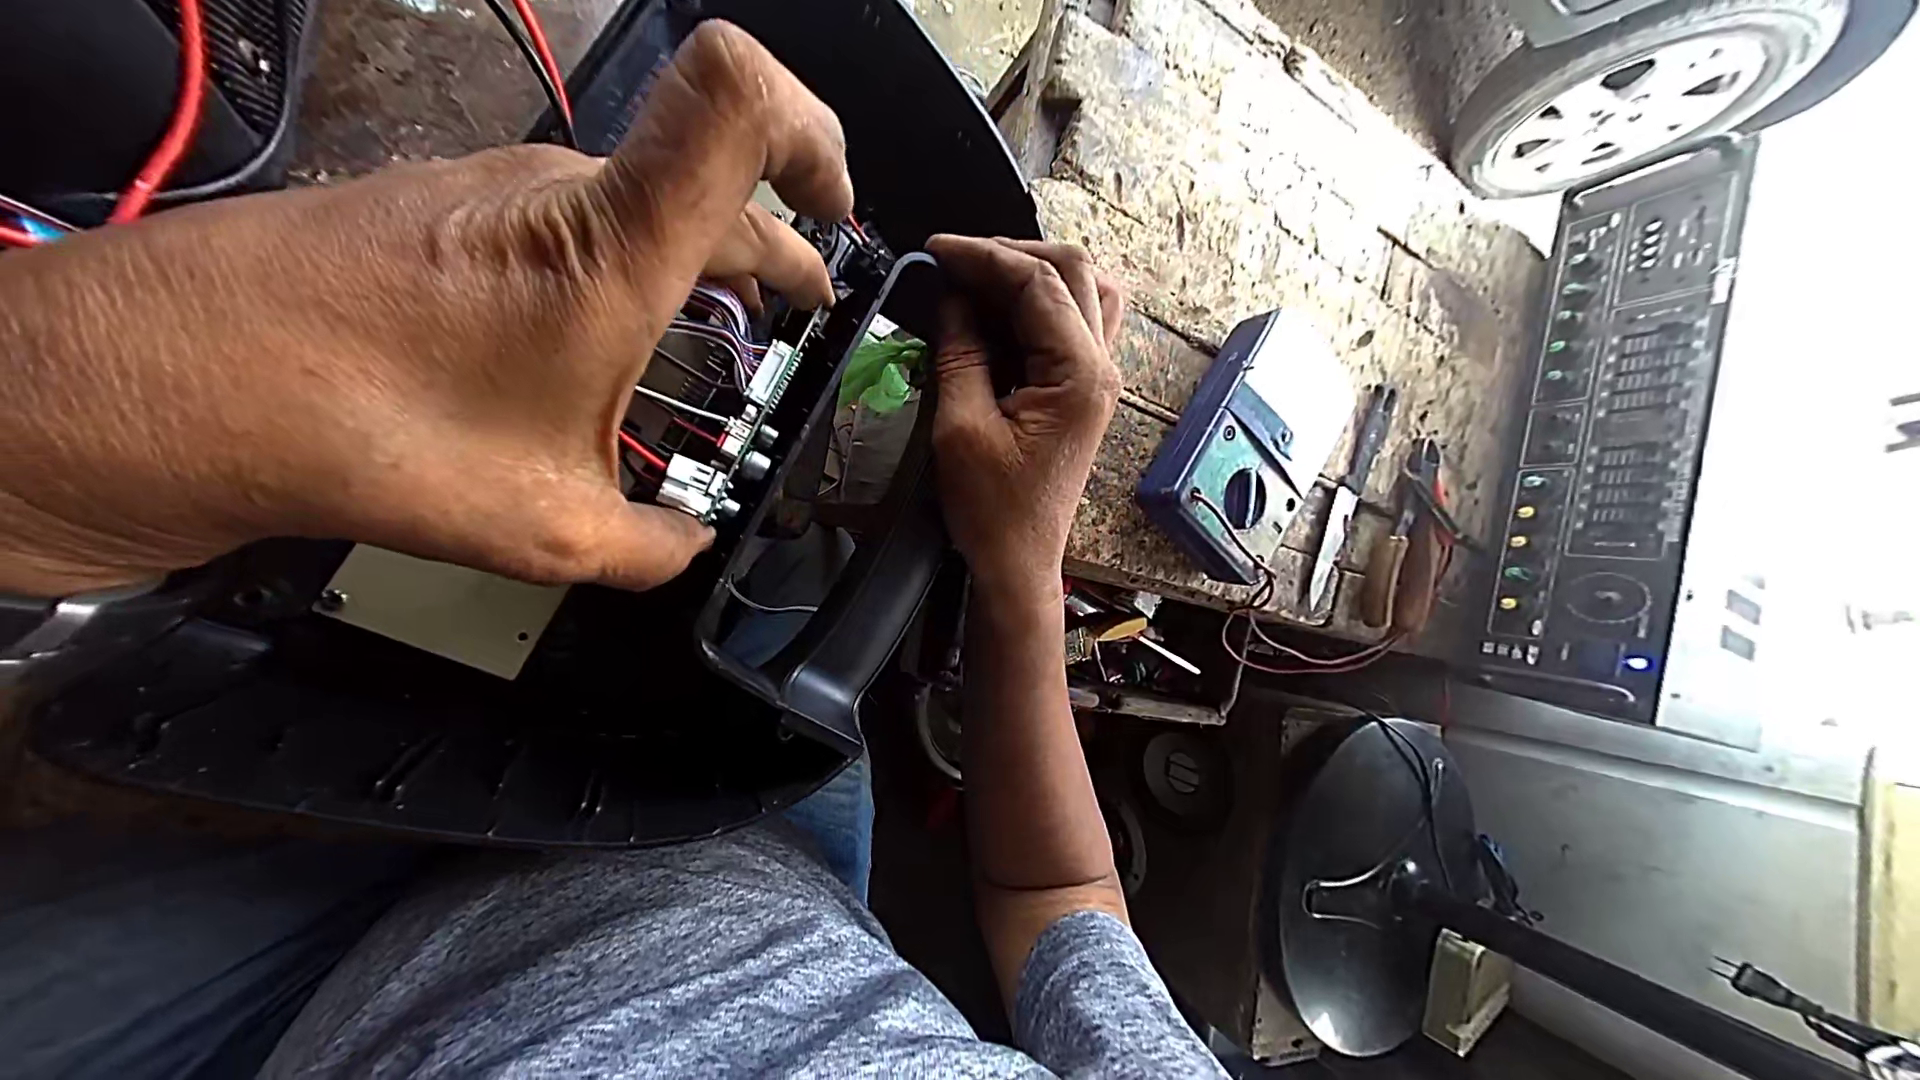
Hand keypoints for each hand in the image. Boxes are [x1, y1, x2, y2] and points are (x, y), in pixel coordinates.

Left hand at [0, 21, 850, 598]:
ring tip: (743, 326)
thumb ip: (656, 548)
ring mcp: (516, 187)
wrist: (154, 388)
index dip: (813, 135)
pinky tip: (640, 329)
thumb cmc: (361, 438)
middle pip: (723, 168)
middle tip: (810, 309)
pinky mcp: (470, 204)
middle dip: (786, 241)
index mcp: (614, 250)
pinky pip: (604, 215)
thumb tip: (690, 548)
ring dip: (720, 256)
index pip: (737, 101)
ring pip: (664, 196)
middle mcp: (571, 191)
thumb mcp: (553, 529)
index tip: (840, 212)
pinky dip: (655, 263)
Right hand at [927, 237, 1123, 597]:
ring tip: (980, 281)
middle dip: (1011, 255)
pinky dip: (1041, 306)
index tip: (938, 250)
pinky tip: (1004, 314)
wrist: (1018, 560)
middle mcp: (1101, 369)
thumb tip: (952, 297)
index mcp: (1078, 375)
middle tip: (957, 263)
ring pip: (1083, 291)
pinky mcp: (1083, 393)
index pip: (1037, 282)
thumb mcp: (961, 426)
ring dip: (1033, 274)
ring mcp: (1097, 380)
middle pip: (1073, 271)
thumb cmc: (995, 511)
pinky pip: (1076, 325)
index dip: (983, 256)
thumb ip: (959, 351)